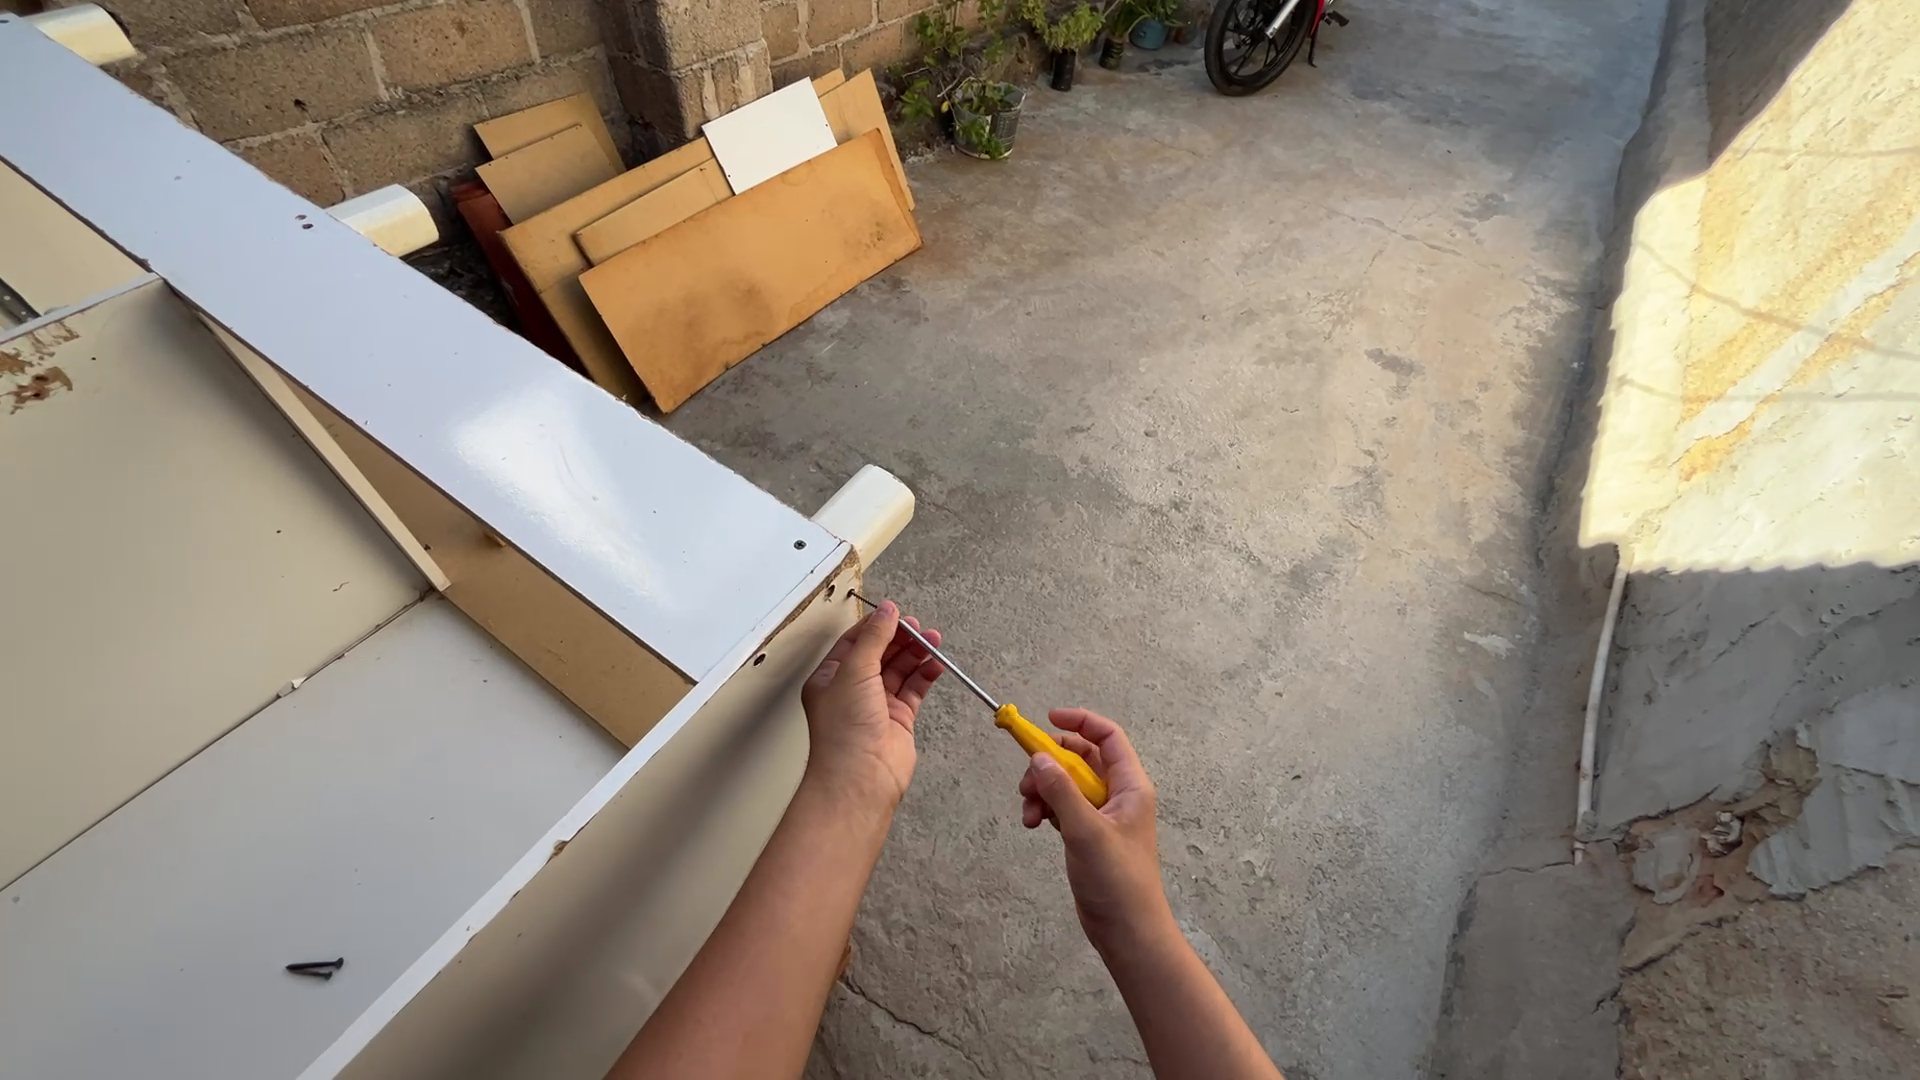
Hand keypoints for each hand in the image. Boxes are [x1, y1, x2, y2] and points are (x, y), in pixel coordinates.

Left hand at [800, 599, 943, 808]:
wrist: (861, 778)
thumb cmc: (844, 732)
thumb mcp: (855, 671)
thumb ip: (875, 638)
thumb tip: (887, 611)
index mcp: (831, 677)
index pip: (855, 642)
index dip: (876, 626)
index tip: (897, 614)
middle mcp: (852, 690)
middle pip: (880, 654)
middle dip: (900, 639)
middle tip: (920, 628)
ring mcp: (876, 705)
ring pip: (899, 670)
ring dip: (916, 654)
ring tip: (934, 641)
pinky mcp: (898, 719)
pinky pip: (914, 689)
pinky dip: (925, 675)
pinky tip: (936, 664)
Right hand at [1018, 708, 1173, 952]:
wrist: (1127, 933)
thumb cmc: (1117, 880)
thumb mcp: (1086, 831)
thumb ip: (1061, 791)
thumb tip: (1038, 758)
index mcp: (1130, 786)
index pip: (1107, 736)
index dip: (1080, 722)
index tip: (1048, 719)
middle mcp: (1117, 794)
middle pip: (1080, 758)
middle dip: (1050, 764)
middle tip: (1028, 779)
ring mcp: (1101, 814)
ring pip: (1065, 783)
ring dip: (1042, 790)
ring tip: (1029, 813)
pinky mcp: (1086, 833)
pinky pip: (1061, 806)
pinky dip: (1045, 810)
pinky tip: (1033, 825)